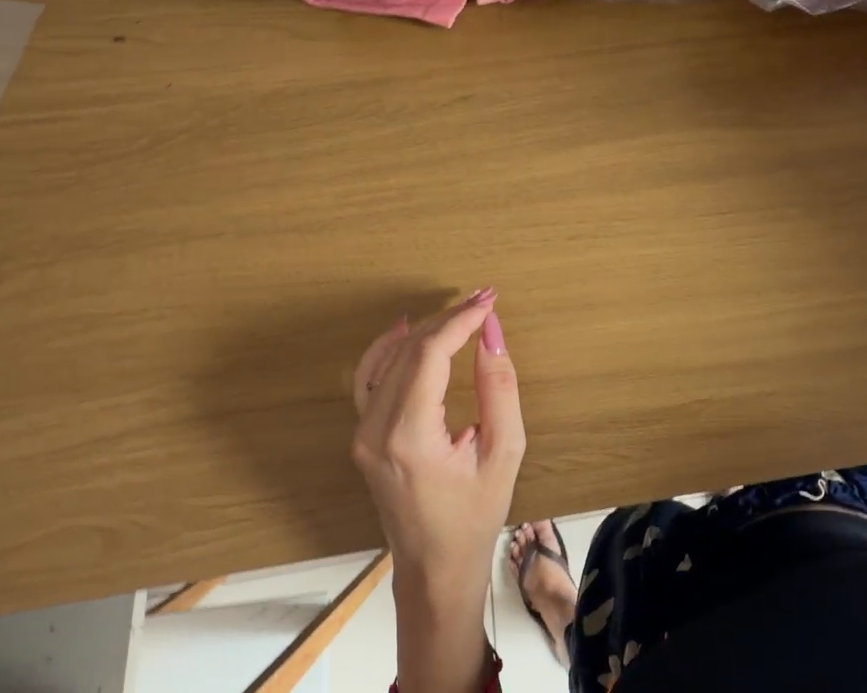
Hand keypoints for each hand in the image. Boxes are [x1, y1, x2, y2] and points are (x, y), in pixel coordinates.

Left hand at [352, 289, 523, 612]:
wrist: (435, 567)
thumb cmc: (476, 516)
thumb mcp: (503, 452)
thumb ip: (499, 390)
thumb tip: (492, 334)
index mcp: (410, 437)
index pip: (429, 356)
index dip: (459, 321)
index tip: (489, 301)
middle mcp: (376, 431)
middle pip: (407, 352)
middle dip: (447, 320)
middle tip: (483, 299)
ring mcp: (362, 435)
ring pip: (386, 360)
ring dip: (423, 331)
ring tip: (459, 311)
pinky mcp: (363, 437)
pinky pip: (370, 380)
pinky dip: (389, 350)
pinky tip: (408, 329)